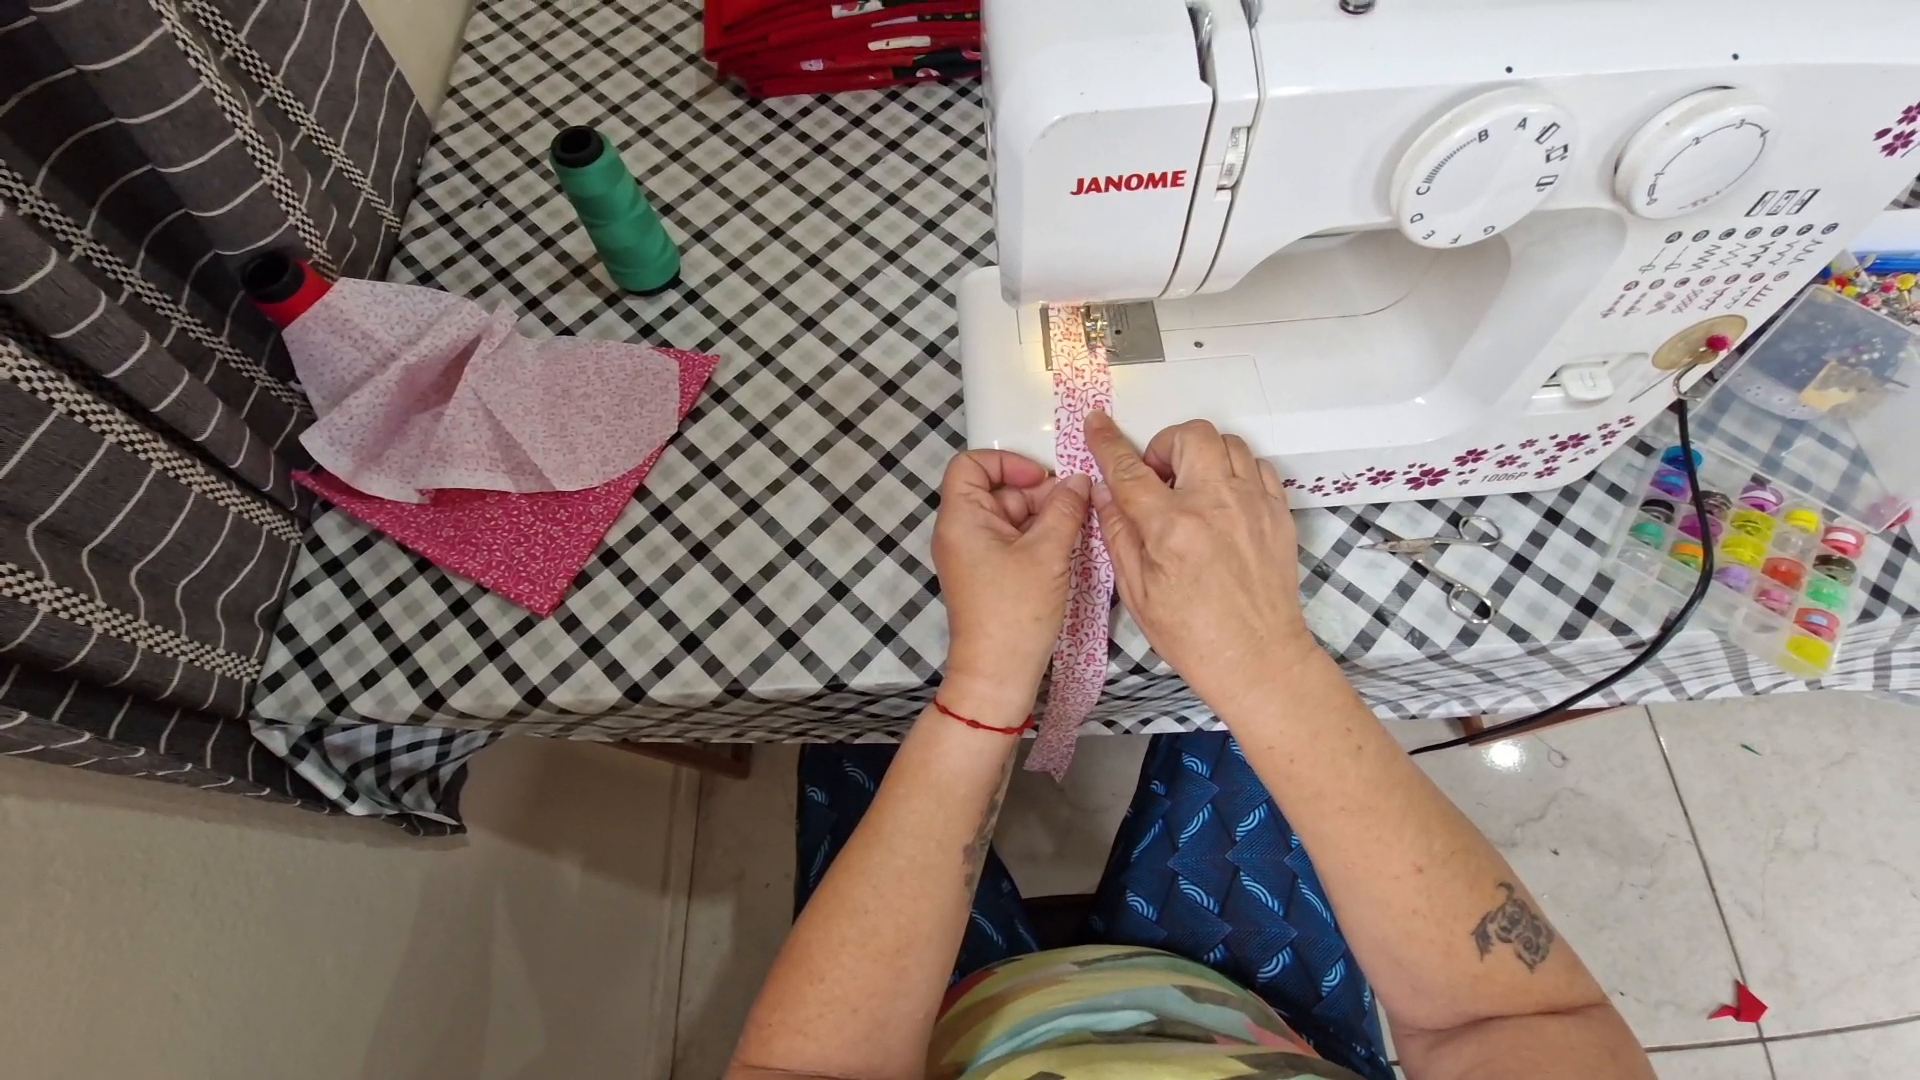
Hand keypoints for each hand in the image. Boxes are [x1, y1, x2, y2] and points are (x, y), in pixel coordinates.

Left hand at [933, 450, 1092, 722]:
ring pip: (1008, 517)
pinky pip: (1011, 541)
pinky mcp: (987, 574)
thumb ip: (1064, 509)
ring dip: (1042, 518)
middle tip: (1074, 508)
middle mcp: (960, 531)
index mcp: (960, 518)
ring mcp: (972, 554)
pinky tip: (1065, 548)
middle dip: (1036, 494)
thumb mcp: (1047, 553)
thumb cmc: (1016, 611)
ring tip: (1076, 529)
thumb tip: (1078, 482)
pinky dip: (1036, 539)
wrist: (998, 673)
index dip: (1007, 462)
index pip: (971, 464)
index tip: (1042, 480)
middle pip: (996, 490)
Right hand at [1085, 412, 1321, 717]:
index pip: (1129, 468)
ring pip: (1228, 443)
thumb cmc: (1192, 635)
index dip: (1107, 441)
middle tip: (1156, 476)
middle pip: (1191, 435)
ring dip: (1201, 454)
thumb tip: (1105, 493)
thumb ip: (1119, 534)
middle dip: (1165, 444)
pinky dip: (1233, 471)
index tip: (1097, 423)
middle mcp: (1216, 506)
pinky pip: (1257, 466)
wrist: (1259, 659)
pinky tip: (1221, 500)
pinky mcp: (1278, 514)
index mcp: (1172, 529)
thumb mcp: (1137, 592)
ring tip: (1190, 487)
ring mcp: (1253, 506)